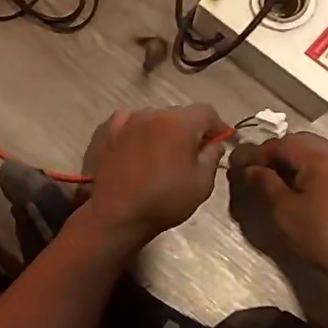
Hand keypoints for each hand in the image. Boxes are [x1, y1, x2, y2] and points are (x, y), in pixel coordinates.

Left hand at [77, 105, 228, 246]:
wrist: (116, 215)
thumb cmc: (163, 201)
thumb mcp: (201, 184)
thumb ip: (212, 157)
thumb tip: (214, 143)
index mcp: (179, 123)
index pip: (207, 112)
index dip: (217, 127)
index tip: (220, 143)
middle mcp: (153, 113)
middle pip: (180, 115)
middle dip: (190, 130)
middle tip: (192, 154)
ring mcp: (126, 120)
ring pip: (155, 119)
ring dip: (163, 131)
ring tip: (162, 156)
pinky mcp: (107, 131)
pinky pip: (131, 124)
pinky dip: (139, 132)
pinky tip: (138, 150)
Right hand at [237, 133, 327, 284]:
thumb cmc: (326, 237)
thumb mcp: (286, 212)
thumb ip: (266, 185)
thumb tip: (252, 170)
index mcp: (320, 157)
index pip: (281, 143)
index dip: (259, 154)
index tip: (243, 170)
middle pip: (302, 143)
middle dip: (279, 156)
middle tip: (261, 177)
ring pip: (320, 154)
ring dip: (298, 164)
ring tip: (284, 188)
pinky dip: (317, 173)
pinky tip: (310, 196)